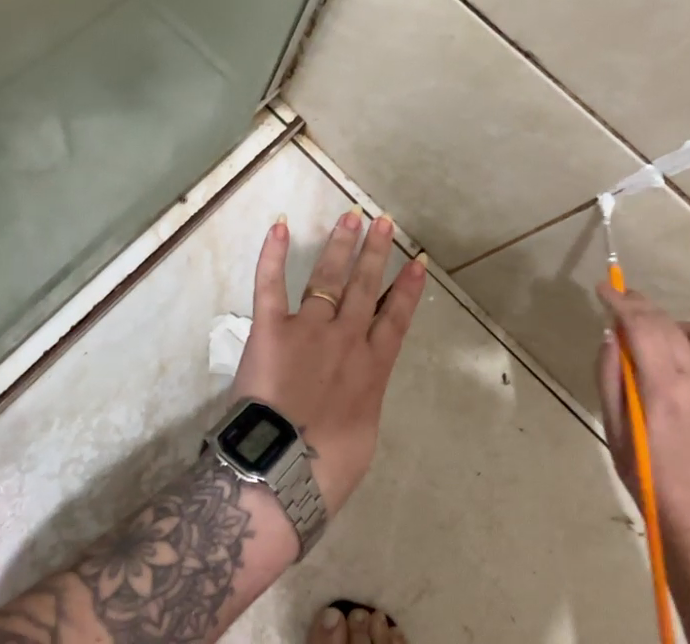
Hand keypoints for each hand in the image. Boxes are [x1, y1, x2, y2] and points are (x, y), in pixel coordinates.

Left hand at [231, 211, 428, 515]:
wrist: (283, 472)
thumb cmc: (328, 468)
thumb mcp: (363, 435)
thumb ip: (363, 401)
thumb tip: (358, 391)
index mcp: (373, 368)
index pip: (396, 318)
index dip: (408, 288)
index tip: (418, 261)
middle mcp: (347, 339)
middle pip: (365, 287)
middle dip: (376, 252)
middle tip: (383, 222)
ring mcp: (309, 330)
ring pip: (329, 278)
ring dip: (341, 246)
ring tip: (351, 216)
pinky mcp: (271, 330)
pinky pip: (272, 284)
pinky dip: (274, 254)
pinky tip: (281, 225)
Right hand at [596, 289, 689, 531]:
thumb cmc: (646, 471)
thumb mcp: (614, 426)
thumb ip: (609, 376)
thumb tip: (611, 335)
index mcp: (661, 386)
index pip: (639, 325)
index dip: (620, 301)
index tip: (605, 289)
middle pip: (669, 323)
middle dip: (643, 308)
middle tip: (627, 308)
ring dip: (681, 332)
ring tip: (670, 347)